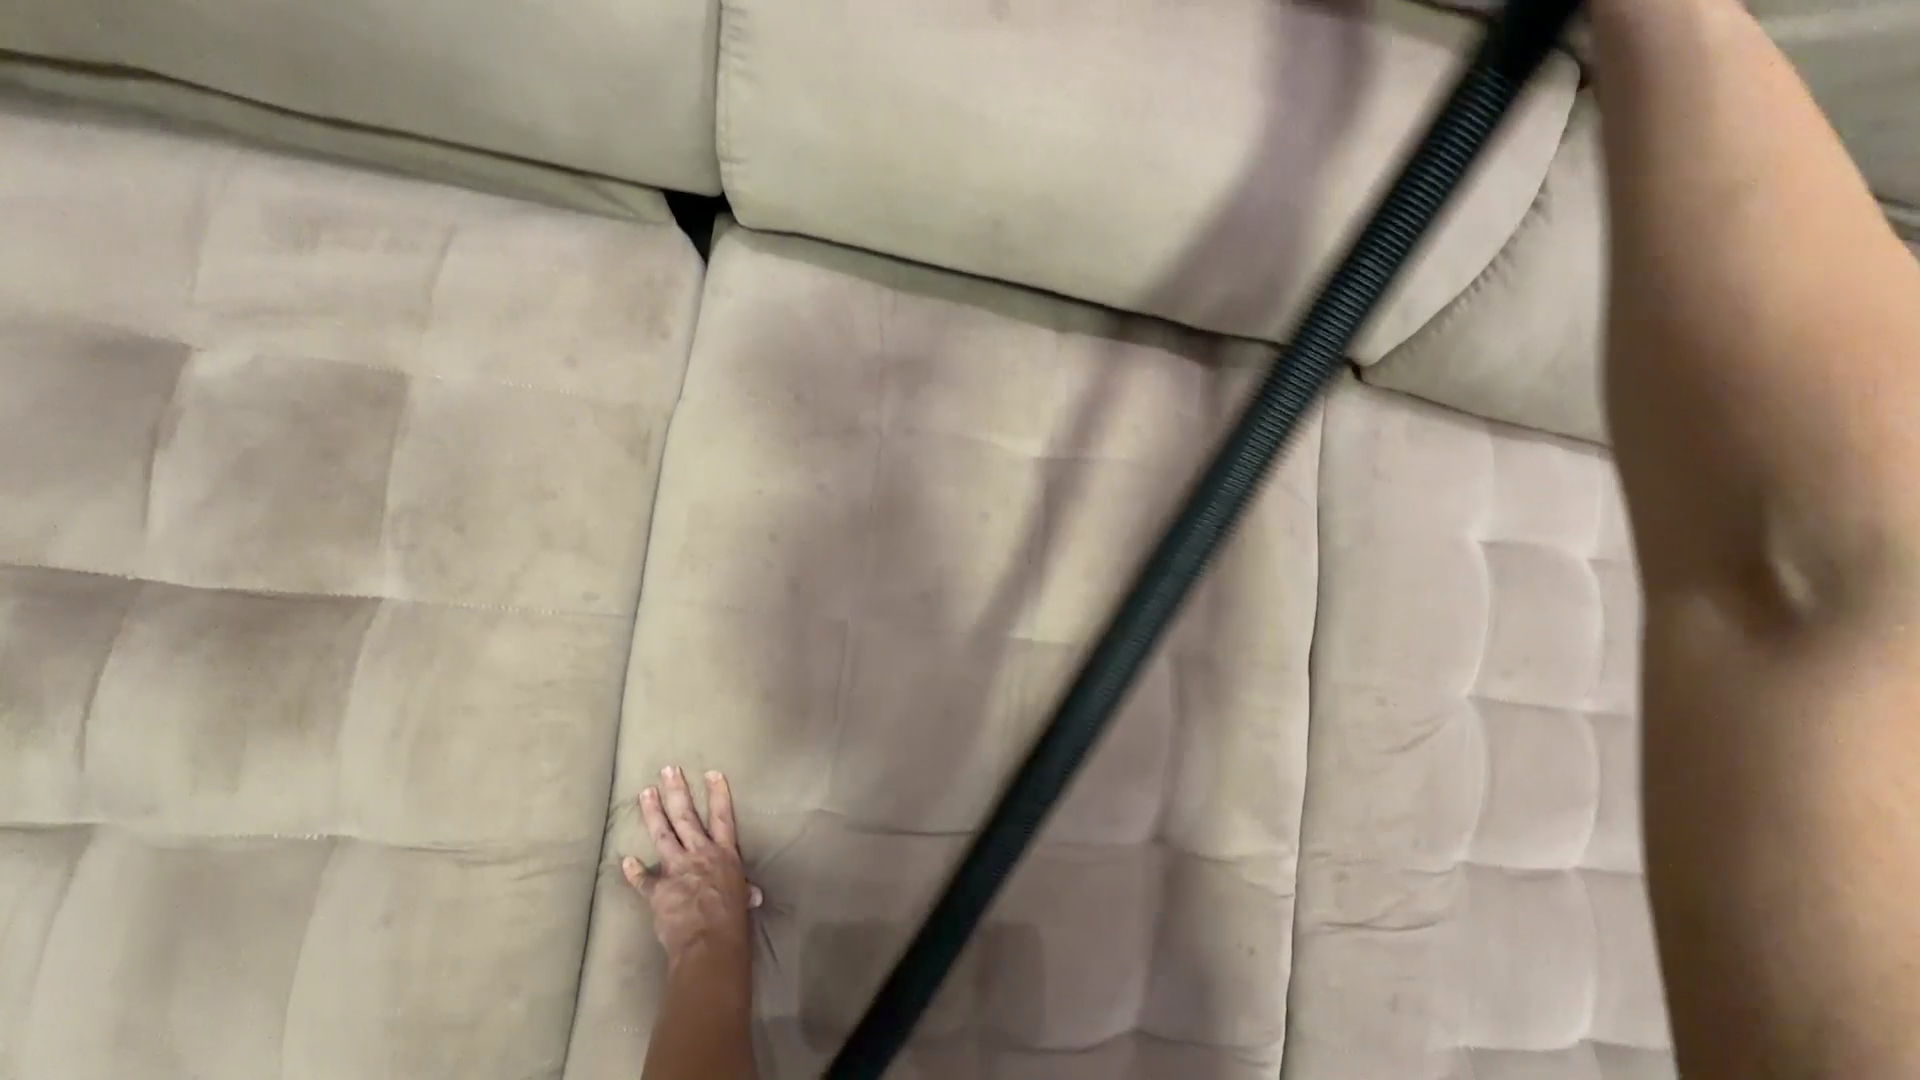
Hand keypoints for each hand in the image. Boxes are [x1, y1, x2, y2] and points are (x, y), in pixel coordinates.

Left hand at [623, 767, 763, 964]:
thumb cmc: (733, 919)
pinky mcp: (658, 889)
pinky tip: (626, 860)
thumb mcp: (743, 898)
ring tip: (645, 792)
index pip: (722, 817)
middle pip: (687, 816)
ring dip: (652, 812)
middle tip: (668, 770)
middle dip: (677, 791)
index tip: (710, 773)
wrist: (709, 941)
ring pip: (662, 834)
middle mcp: (700, 854)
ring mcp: (677, 869)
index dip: (718, 794)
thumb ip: (744, 890)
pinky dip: (634, 872)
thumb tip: (753, 894)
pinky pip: (643, 879)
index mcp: (724, 854)